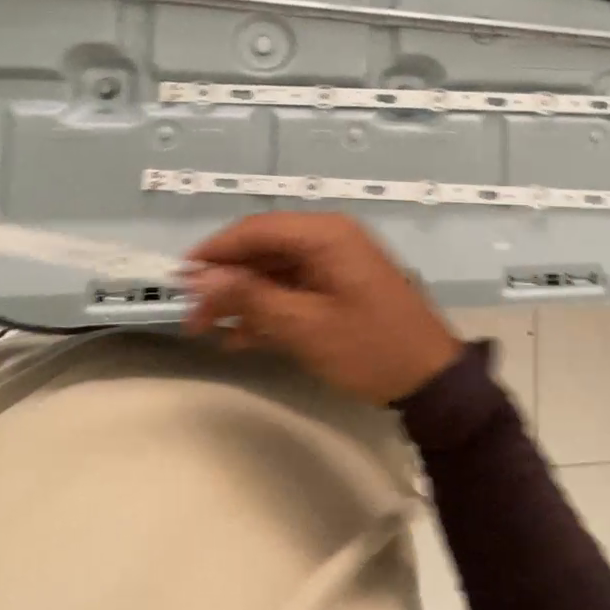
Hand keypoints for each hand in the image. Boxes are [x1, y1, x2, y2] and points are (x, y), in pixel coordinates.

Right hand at [184, 213, 462, 405]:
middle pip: (263, 250)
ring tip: (207, 332)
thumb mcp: (305, 325)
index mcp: (326, 235)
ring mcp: (336, 265)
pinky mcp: (340, 290)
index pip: (256, 229)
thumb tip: (199, 278)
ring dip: (243, 299)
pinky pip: (294, 291)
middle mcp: (330, 240)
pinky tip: (240, 339)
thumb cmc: (370, 347)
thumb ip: (251, 297)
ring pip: (275, 273)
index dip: (214, 252)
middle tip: (192, 318)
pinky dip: (268, 311)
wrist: (431, 379)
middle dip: (225, 282)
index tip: (177, 279)